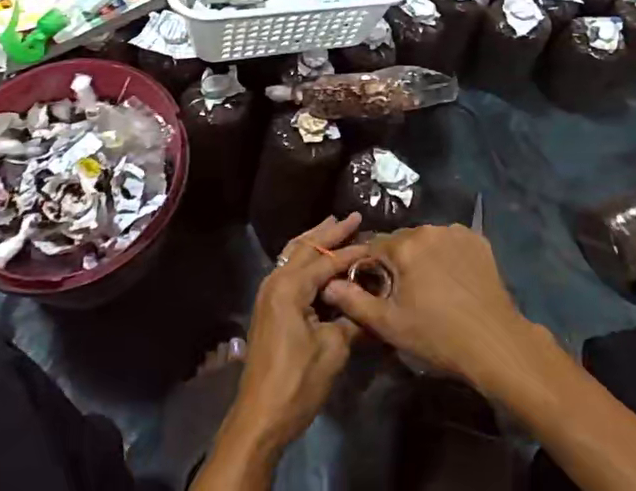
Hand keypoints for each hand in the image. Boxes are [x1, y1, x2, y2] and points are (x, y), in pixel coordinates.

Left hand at [228, 214, 372, 448]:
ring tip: (335, 226)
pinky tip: (319, 261)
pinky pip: (289, 271)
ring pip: (293, 256)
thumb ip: (353, 317)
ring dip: (315, 241)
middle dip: (329, 232)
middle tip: (353, 217)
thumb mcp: (334, 349)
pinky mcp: (269, 310)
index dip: (352, 251)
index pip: (327, 261)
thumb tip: (372, 302)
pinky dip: (306, 260)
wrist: (260, 418)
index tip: (375, 240)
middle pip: (304, 247)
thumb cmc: (298, 382)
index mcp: (290, 288)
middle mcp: (275, 283)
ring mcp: (268, 296)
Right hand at [321, 224, 537, 386]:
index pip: (374, 245)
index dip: (369, 267)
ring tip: (430, 288)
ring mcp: (458, 232)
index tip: (374, 289)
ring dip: (423, 256)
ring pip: (428, 240)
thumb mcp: (389, 325)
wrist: (493, 341)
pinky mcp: (479, 241)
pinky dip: (447, 255)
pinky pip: (452, 242)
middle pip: (402, 240)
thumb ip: (354, 302)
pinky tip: (453, 280)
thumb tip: (328, 284)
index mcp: (405, 245)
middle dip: (397, 260)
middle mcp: (430, 229)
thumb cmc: (436, 335)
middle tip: (403, 293)